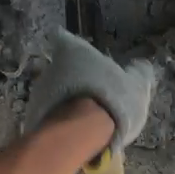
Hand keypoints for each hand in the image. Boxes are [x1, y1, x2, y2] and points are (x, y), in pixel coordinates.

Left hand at [25, 30, 158, 153]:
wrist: (83, 133)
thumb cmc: (113, 100)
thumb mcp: (137, 86)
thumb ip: (138, 74)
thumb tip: (140, 66)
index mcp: (74, 51)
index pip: (66, 40)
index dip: (72, 49)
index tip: (80, 59)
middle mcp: (51, 67)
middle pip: (61, 71)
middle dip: (72, 82)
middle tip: (90, 96)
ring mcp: (38, 93)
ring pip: (53, 94)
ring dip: (65, 103)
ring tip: (83, 119)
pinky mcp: (33, 118)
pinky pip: (48, 116)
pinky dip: (59, 121)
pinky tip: (73, 134)